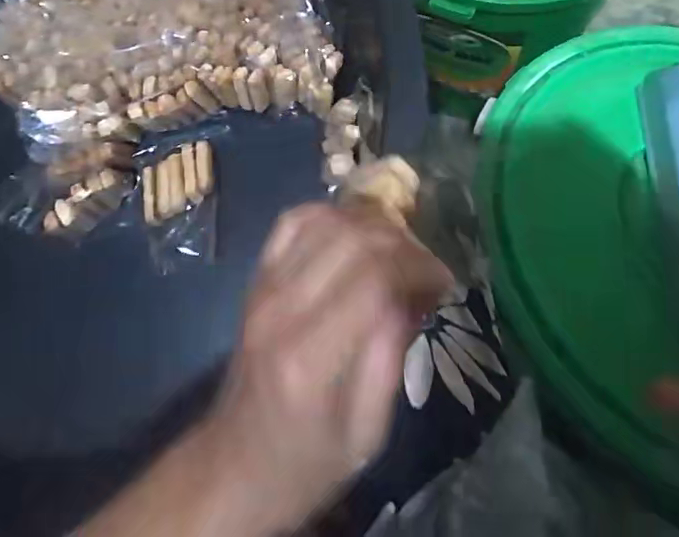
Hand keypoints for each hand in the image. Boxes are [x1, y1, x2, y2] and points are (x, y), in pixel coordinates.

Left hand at [79, 202, 451, 536]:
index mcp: (310, 358)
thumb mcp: (367, 432)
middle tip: (426, 268)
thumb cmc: (307, 462)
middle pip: (353, 239)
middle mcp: (281, 307)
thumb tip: (417, 291)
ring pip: (326, 220)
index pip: (374, 279)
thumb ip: (391, 355)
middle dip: (403, 244)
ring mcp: (263, 285)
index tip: (444, 282)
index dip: (418, 268)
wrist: (234, 463)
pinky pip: (294, 220)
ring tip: (397, 251)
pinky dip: (332, 215)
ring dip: (372, 225)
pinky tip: (355, 233)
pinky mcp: (256, 276)